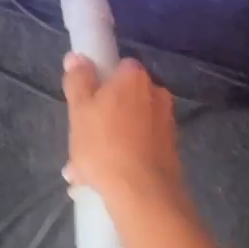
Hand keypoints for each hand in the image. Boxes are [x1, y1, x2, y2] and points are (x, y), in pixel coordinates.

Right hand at [63, 54, 189, 216]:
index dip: (100, 84)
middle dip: (104, 118)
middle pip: (125, 98)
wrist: (143, 190)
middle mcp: (157, 93)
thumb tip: (76, 57)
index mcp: (135, 77)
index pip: (118, 68)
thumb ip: (78, 81)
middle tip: (82, 142)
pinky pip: (142, 145)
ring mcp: (167, 121)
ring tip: (86, 170)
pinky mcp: (171, 148)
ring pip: (131, 125)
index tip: (85, 105)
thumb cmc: (104, 145)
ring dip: (111, 141)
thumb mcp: (79, 110)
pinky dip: (126, 156)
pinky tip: (106, 178)